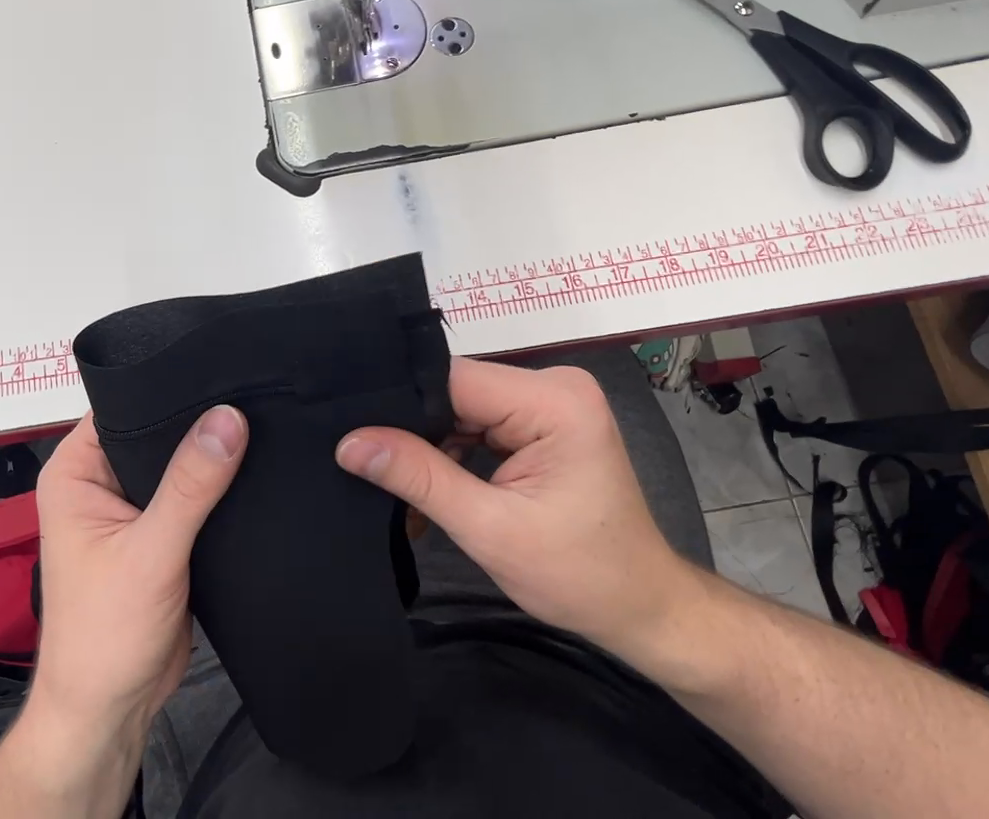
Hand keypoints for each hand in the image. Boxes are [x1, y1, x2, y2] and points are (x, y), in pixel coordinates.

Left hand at [29, 407, 247, 736]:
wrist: (112, 708)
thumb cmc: (106, 633)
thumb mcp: (150, 552)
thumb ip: (191, 485)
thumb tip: (229, 418)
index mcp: (76, 471)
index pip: (125, 404)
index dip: (170, 384)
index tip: (224, 366)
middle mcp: (100, 481)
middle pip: (158, 430)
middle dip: (201, 419)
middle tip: (259, 390)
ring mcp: (133, 508)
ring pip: (181, 463)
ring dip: (214, 456)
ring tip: (267, 423)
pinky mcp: (162, 534)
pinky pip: (196, 496)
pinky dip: (220, 489)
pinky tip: (258, 469)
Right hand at [335, 357, 701, 652]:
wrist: (639, 607)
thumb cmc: (578, 574)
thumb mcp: (488, 528)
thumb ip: (417, 477)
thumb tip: (349, 443)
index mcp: (555, 401)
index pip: (454, 380)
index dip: (400, 404)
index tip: (350, 430)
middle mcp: (554, 386)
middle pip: (456, 392)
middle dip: (412, 431)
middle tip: (360, 462)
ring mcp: (550, 404)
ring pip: (461, 410)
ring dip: (428, 450)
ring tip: (390, 487)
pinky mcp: (541, 424)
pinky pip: (478, 425)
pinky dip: (450, 457)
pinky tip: (423, 490)